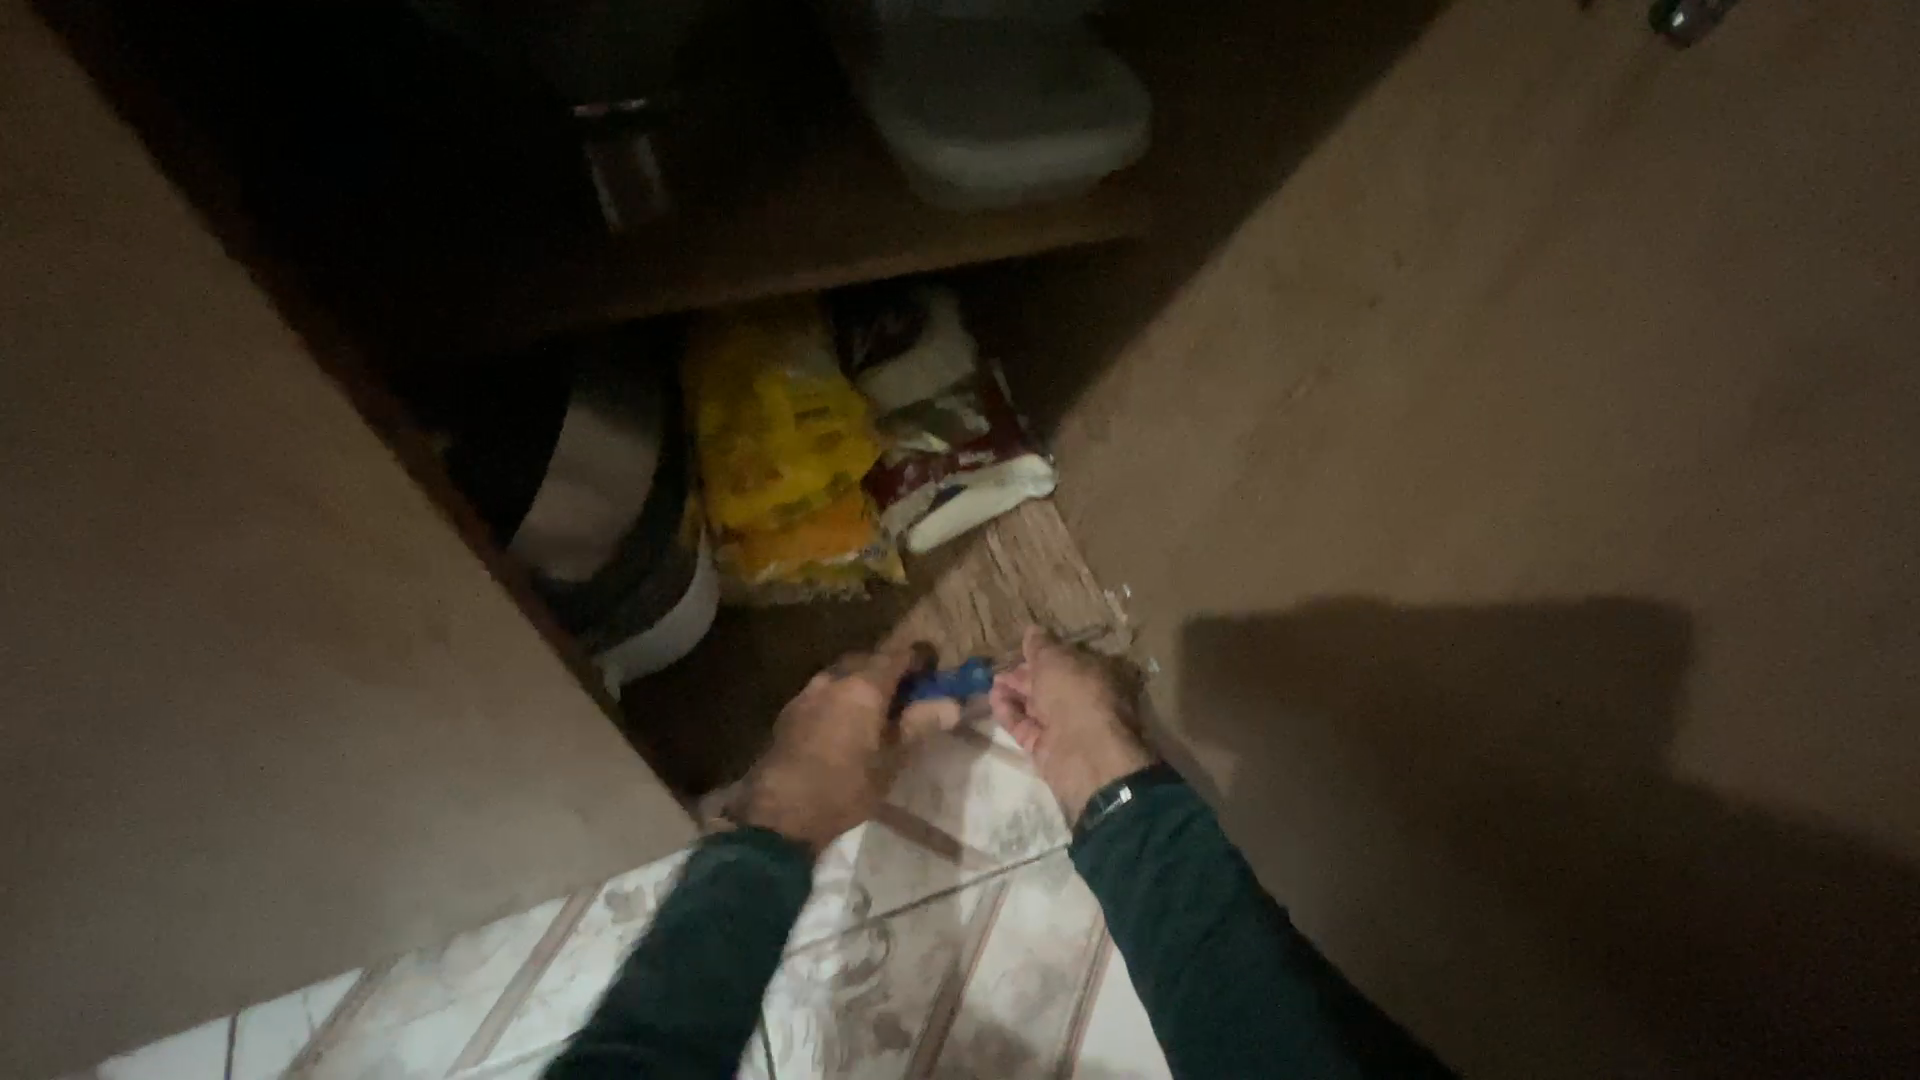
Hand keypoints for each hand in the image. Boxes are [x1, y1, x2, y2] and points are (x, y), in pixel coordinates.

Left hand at [733, 644, 959, 854]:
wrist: (779, 812)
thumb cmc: (844, 786)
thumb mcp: (892, 761)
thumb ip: (920, 725)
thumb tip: (952, 704)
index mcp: (864, 685)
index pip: (899, 655)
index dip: (920, 659)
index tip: (934, 672)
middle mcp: (834, 678)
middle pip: (868, 660)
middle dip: (890, 671)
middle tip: (907, 695)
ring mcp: (808, 693)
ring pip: (842, 675)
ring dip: (861, 684)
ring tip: (875, 712)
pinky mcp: (790, 712)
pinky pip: (823, 693)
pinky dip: (840, 699)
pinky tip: (843, 727)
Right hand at [990, 627, 1154, 824]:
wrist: (1084, 753)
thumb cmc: (1076, 693)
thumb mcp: (1056, 660)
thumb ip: (1041, 646)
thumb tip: (1033, 630)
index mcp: (1097, 675)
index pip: (1069, 661)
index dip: (1046, 654)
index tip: (1023, 648)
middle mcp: (1084, 700)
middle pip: (1051, 684)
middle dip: (1025, 674)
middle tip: (1000, 666)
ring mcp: (1066, 727)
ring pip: (1036, 706)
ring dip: (1014, 692)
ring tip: (992, 681)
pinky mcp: (1047, 748)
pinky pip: (1025, 727)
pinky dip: (1009, 713)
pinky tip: (993, 699)